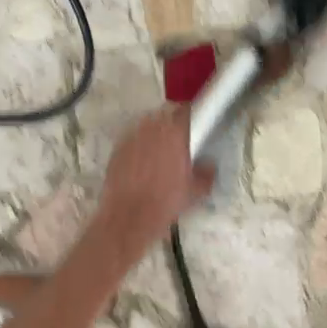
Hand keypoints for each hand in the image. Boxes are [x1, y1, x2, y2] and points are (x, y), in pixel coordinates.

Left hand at [94, 107, 216, 253]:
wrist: (128, 217)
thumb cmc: (165, 203)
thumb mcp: (195, 192)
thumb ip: (206, 173)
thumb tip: (209, 165)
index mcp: (175, 134)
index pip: (185, 110)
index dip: (191, 113)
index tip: (195, 121)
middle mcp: (152, 128)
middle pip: (165, 113)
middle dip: (173, 121)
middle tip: (179, 136)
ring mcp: (132, 136)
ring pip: (147, 123)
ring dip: (155, 129)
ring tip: (160, 146)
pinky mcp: (117, 148)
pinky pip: (132, 137)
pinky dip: (139, 142)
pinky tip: (142, 158)